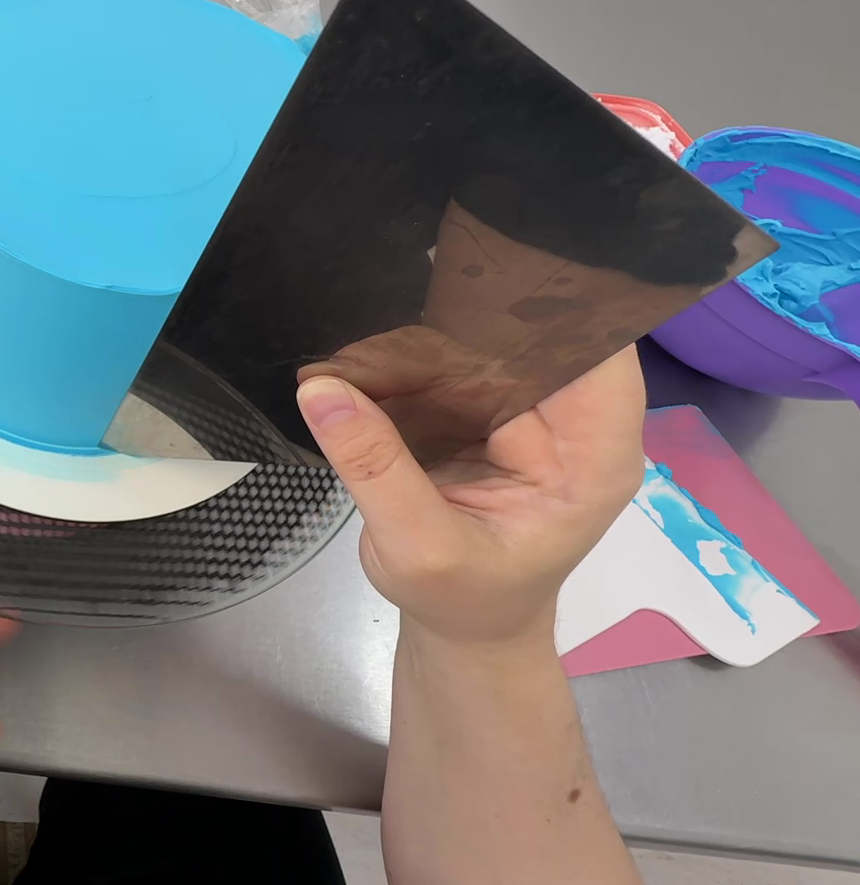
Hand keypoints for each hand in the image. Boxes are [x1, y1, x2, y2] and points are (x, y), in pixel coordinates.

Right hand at [296, 345, 644, 647]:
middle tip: (359, 334)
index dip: (541, 311)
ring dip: (400, 351)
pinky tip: (343, 375)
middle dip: (441, 330)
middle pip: (515, 342)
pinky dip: (386, 371)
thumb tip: (318, 387)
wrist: (460, 626)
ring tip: (334, 363)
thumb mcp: (416, 543)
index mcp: (588, 455)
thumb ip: (374, 465)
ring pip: (464, 350)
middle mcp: (561, 423)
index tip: (459, 284)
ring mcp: (514, 417)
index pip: (593, 354)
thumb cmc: (462, 598)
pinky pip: (430, 374)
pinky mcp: (470, 418)